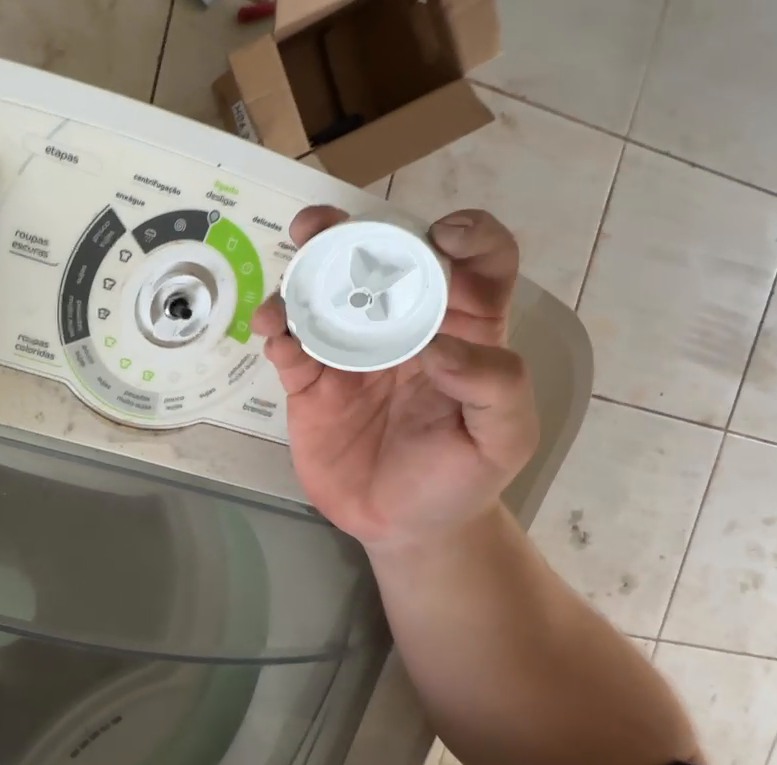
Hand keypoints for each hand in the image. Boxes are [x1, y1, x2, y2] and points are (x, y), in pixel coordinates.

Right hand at [250, 206, 538, 550]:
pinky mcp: (311, 386)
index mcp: (463, 330)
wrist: (404, 527)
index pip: (476, 263)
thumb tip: (439, 345)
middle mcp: (403, 330)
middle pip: (381, 264)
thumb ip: (493, 385)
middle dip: (351, 234)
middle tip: (321, 226)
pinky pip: (291, 350)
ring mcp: (351, 356)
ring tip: (287, 280)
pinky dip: (278, 334)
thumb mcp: (503, 438)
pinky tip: (273, 334)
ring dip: (300, 277)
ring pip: (324, 299)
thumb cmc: (461, 479)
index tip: (440, 238)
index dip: (466, 236)